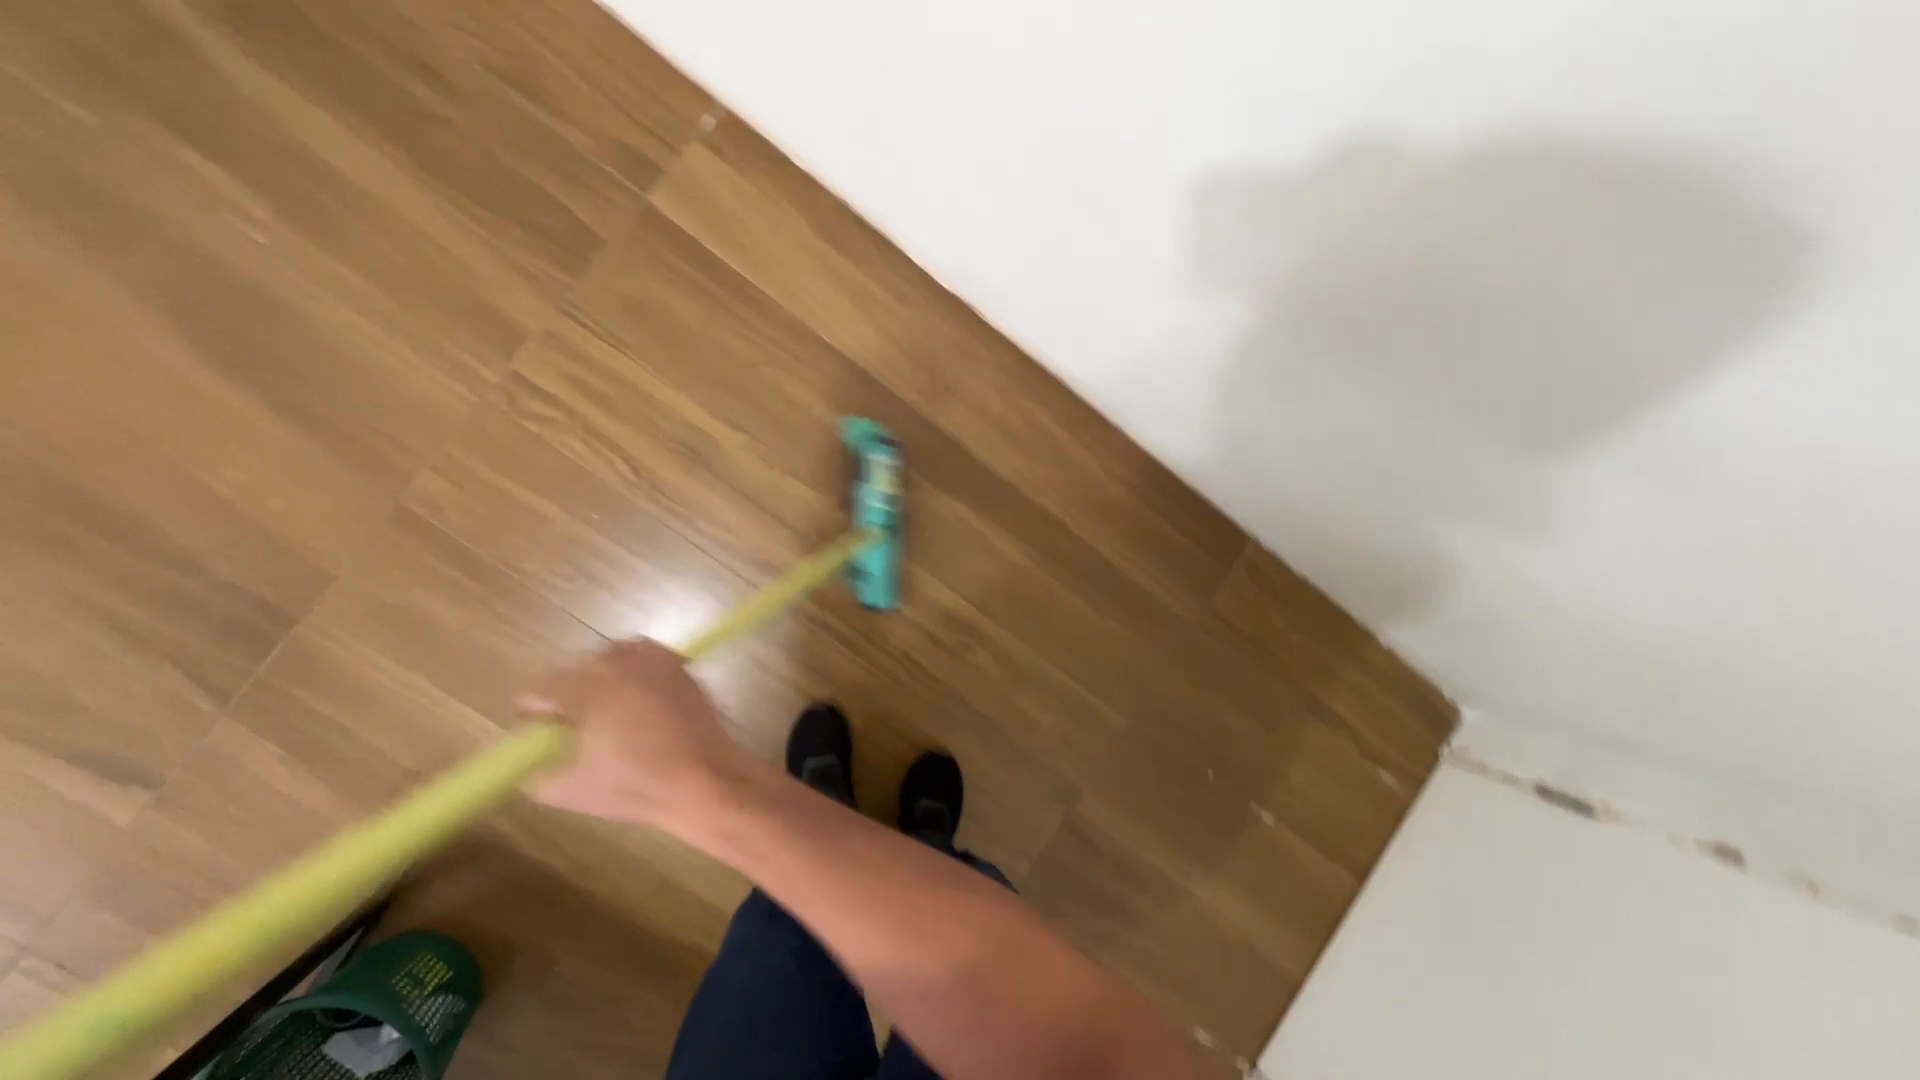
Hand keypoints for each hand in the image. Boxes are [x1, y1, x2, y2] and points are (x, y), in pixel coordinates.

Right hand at [517, 639, 767, 830]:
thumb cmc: (635, 786)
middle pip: (571, 673)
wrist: (704, 778)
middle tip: (577, 734)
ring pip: (605, 662)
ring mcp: (650, 657)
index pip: (536, 690)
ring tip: (609, 719)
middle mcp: (616, 660)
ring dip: (598, 684)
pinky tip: (637, 704)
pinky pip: (639, 659)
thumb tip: (522, 755)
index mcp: (584, 687)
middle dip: (567, 700)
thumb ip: (531, 770)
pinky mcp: (675, 662)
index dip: (533, 717)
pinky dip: (631, 675)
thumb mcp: (567, 790)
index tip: (542, 741)